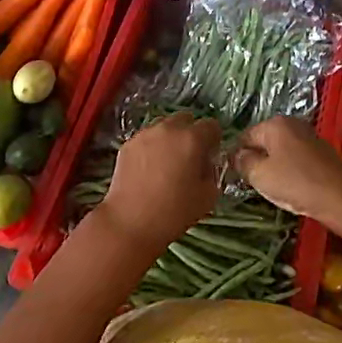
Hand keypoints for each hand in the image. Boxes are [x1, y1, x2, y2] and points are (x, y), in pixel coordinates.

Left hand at [92, 112, 221, 252]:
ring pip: (164, 126)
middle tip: (189, 157)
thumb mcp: (208, 196)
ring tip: (167, 162)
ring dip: (170, 138)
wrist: (129, 223)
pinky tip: (149, 169)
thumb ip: (212, 173)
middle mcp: (169, 129)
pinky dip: (152, 147)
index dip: (213, 140)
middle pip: (186, 119)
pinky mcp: (127, 144)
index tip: (210, 156)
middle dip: (191, 134)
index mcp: (192, 139)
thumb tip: (206, 165)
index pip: (211, 126)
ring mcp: (145, 134)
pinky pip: (147, 138)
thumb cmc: (174, 212)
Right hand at [233, 116, 341, 225]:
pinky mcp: (322, 151)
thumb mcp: (259, 175)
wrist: (340, 196)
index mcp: (275, 124)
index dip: (237, 156)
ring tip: (274, 188)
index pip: (245, 136)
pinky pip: (297, 158)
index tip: (236, 176)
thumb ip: (243, 162)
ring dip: (275, 167)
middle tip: (254, 183)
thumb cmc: (295, 182)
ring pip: (281, 151)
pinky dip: (291, 170)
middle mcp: (293, 123)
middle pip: (265, 141)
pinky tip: (293, 187)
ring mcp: (309, 136)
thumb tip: (238, 155)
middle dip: (257, 160)